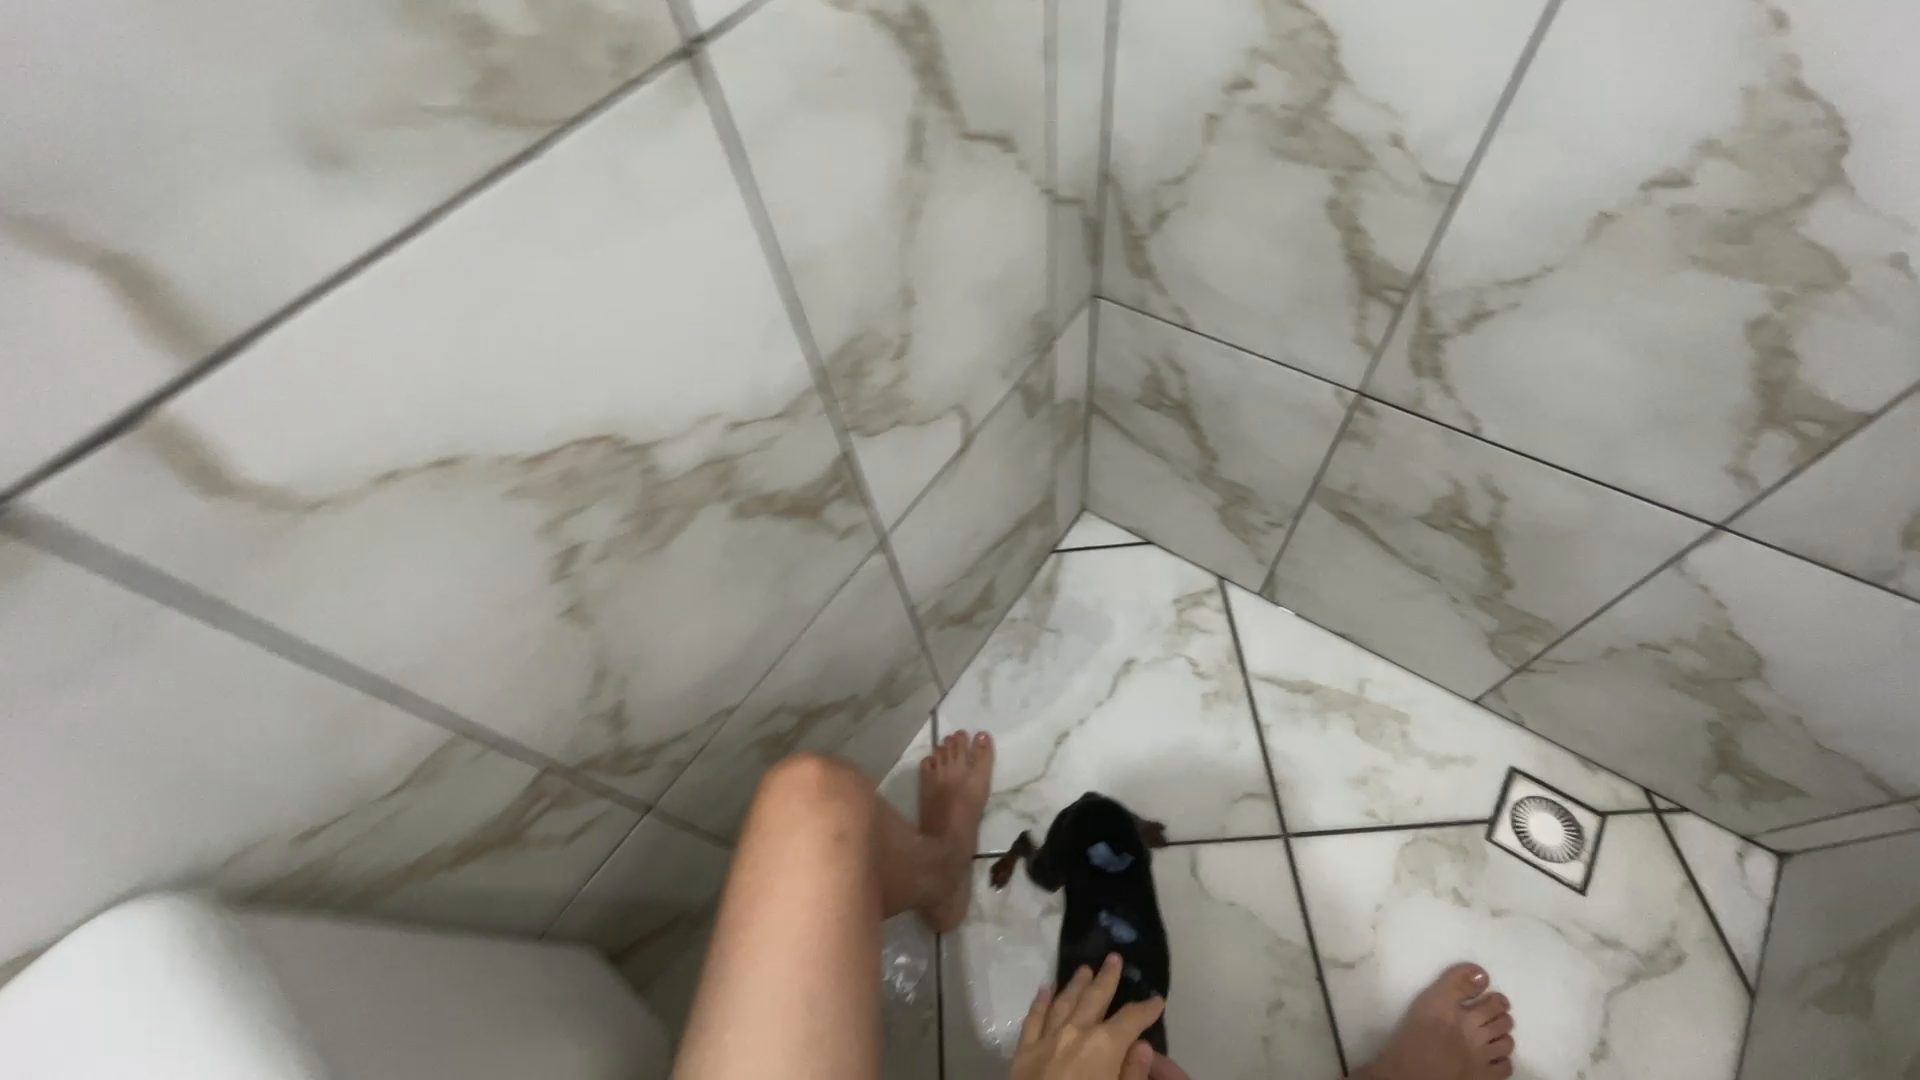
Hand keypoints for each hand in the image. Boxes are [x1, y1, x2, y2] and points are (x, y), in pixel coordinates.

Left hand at [1010, 954, 1166, 1079]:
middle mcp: (1075, 1032)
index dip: (1146, 1009)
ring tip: (1085, 968)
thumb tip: (1142, 1046)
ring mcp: (1047, 1039)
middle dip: (1107, 979)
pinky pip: (1033, 1019)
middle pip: (1095, 999)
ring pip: (1064, 1002)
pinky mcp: (1023, 1052)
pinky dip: (1040, 1001)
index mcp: (1104, 1046)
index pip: (1131, 1020)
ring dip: (1076, 984)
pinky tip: (1044, 987)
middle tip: (1114, 957)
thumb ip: (1132, 1075)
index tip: (1157, 999)